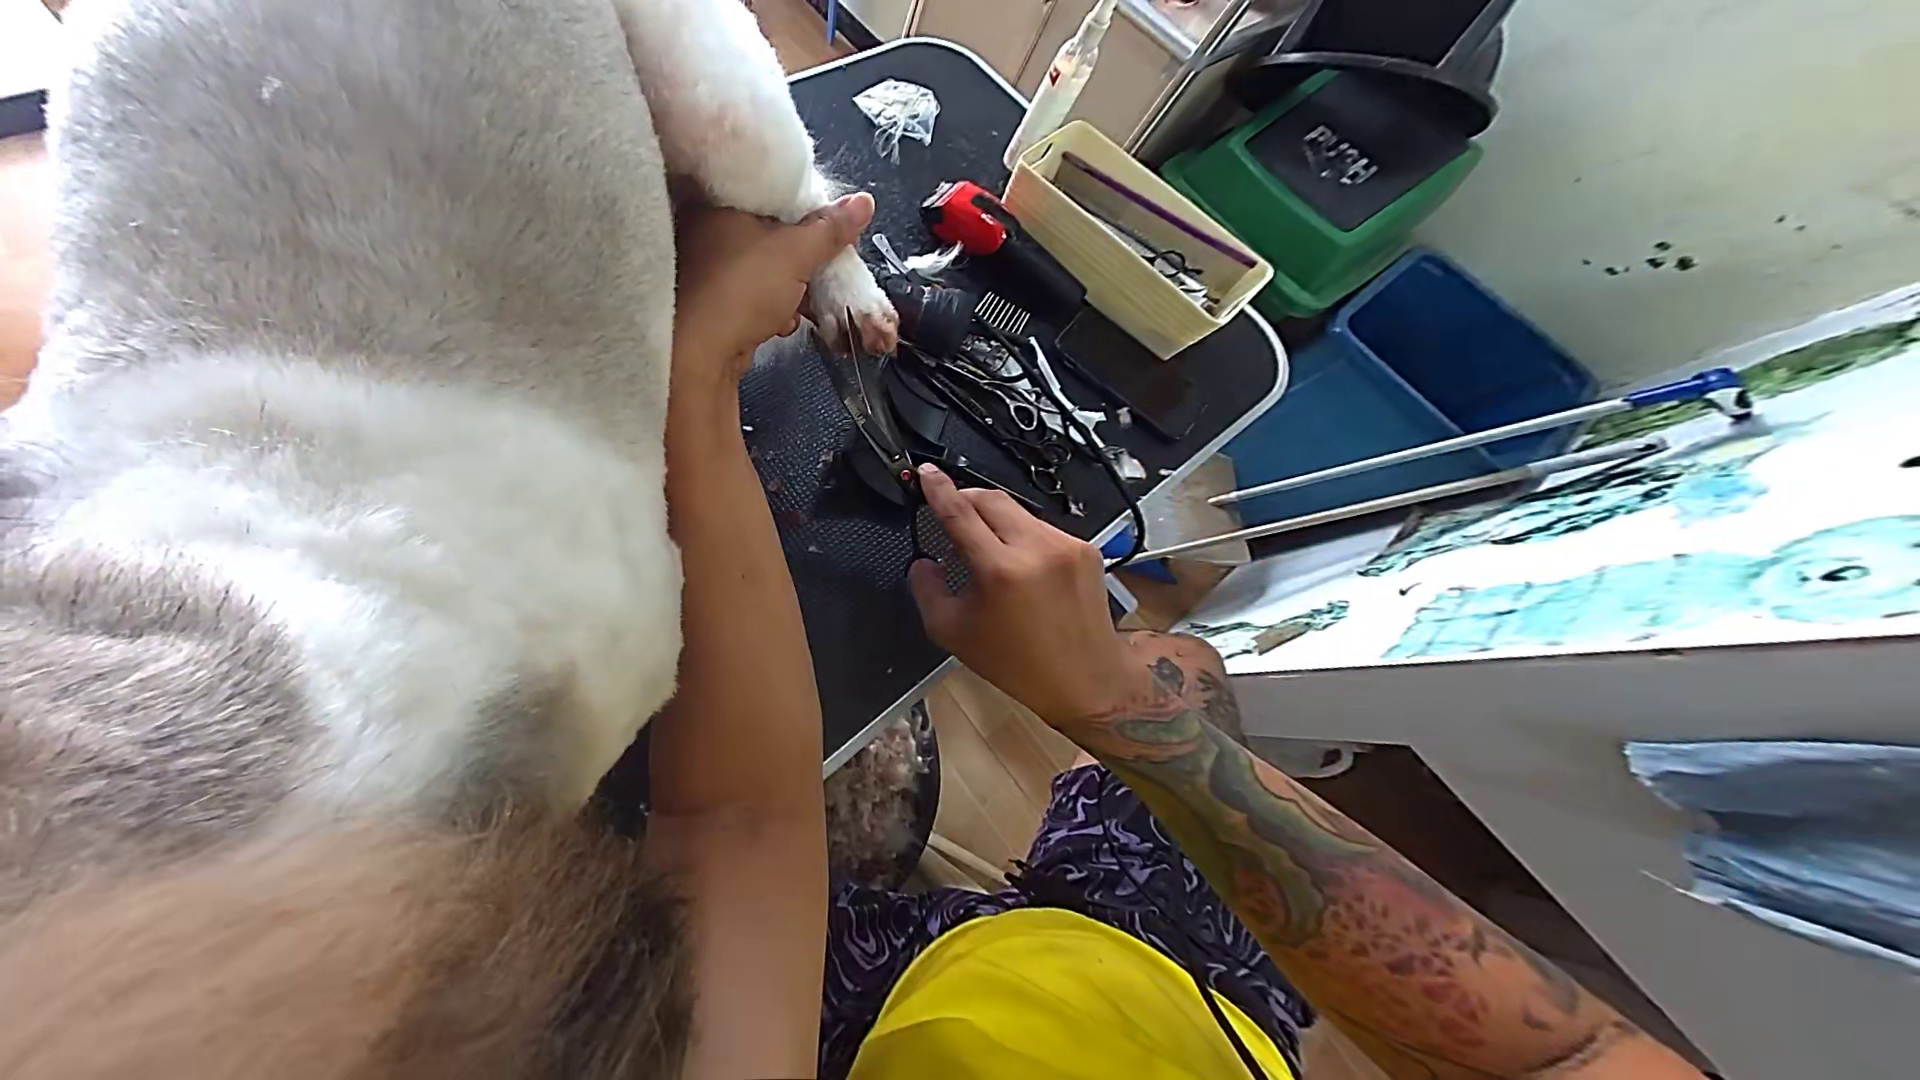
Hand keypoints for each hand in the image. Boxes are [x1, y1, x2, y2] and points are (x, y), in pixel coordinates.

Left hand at [673, 194, 873, 383]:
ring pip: (768, 274)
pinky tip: (779, 323)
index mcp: (721, 204)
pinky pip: (757, 300)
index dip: (808, 216)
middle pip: (775, 239)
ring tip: (799, 306)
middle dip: (802, 264)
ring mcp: (710, 271)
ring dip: (791, 293)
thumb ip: (831, 229)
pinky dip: (773, 312)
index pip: (775, 196)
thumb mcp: (796, 252)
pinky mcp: (716, 304)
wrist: (704, 353)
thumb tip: (862, 203)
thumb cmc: (738, 292)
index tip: (831, 235)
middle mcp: (708, 233)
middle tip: (819, 275)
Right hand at [907, 465, 1155, 727]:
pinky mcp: (1085, 549)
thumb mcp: (955, 634)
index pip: (961, 513)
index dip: (938, 489)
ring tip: (990, 552)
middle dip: (967, 499)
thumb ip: (927, 591)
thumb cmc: (1018, 664)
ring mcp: (1066, 545)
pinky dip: (1023, 537)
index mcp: (1001, 571)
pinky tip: (1022, 566)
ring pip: (1018, 512)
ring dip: (996, 522)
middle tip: (953, 515)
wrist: (1086, 678)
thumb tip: (923, 562)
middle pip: (991, 499)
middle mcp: (1037, 548)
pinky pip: (1043, 528)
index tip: (927, 472)